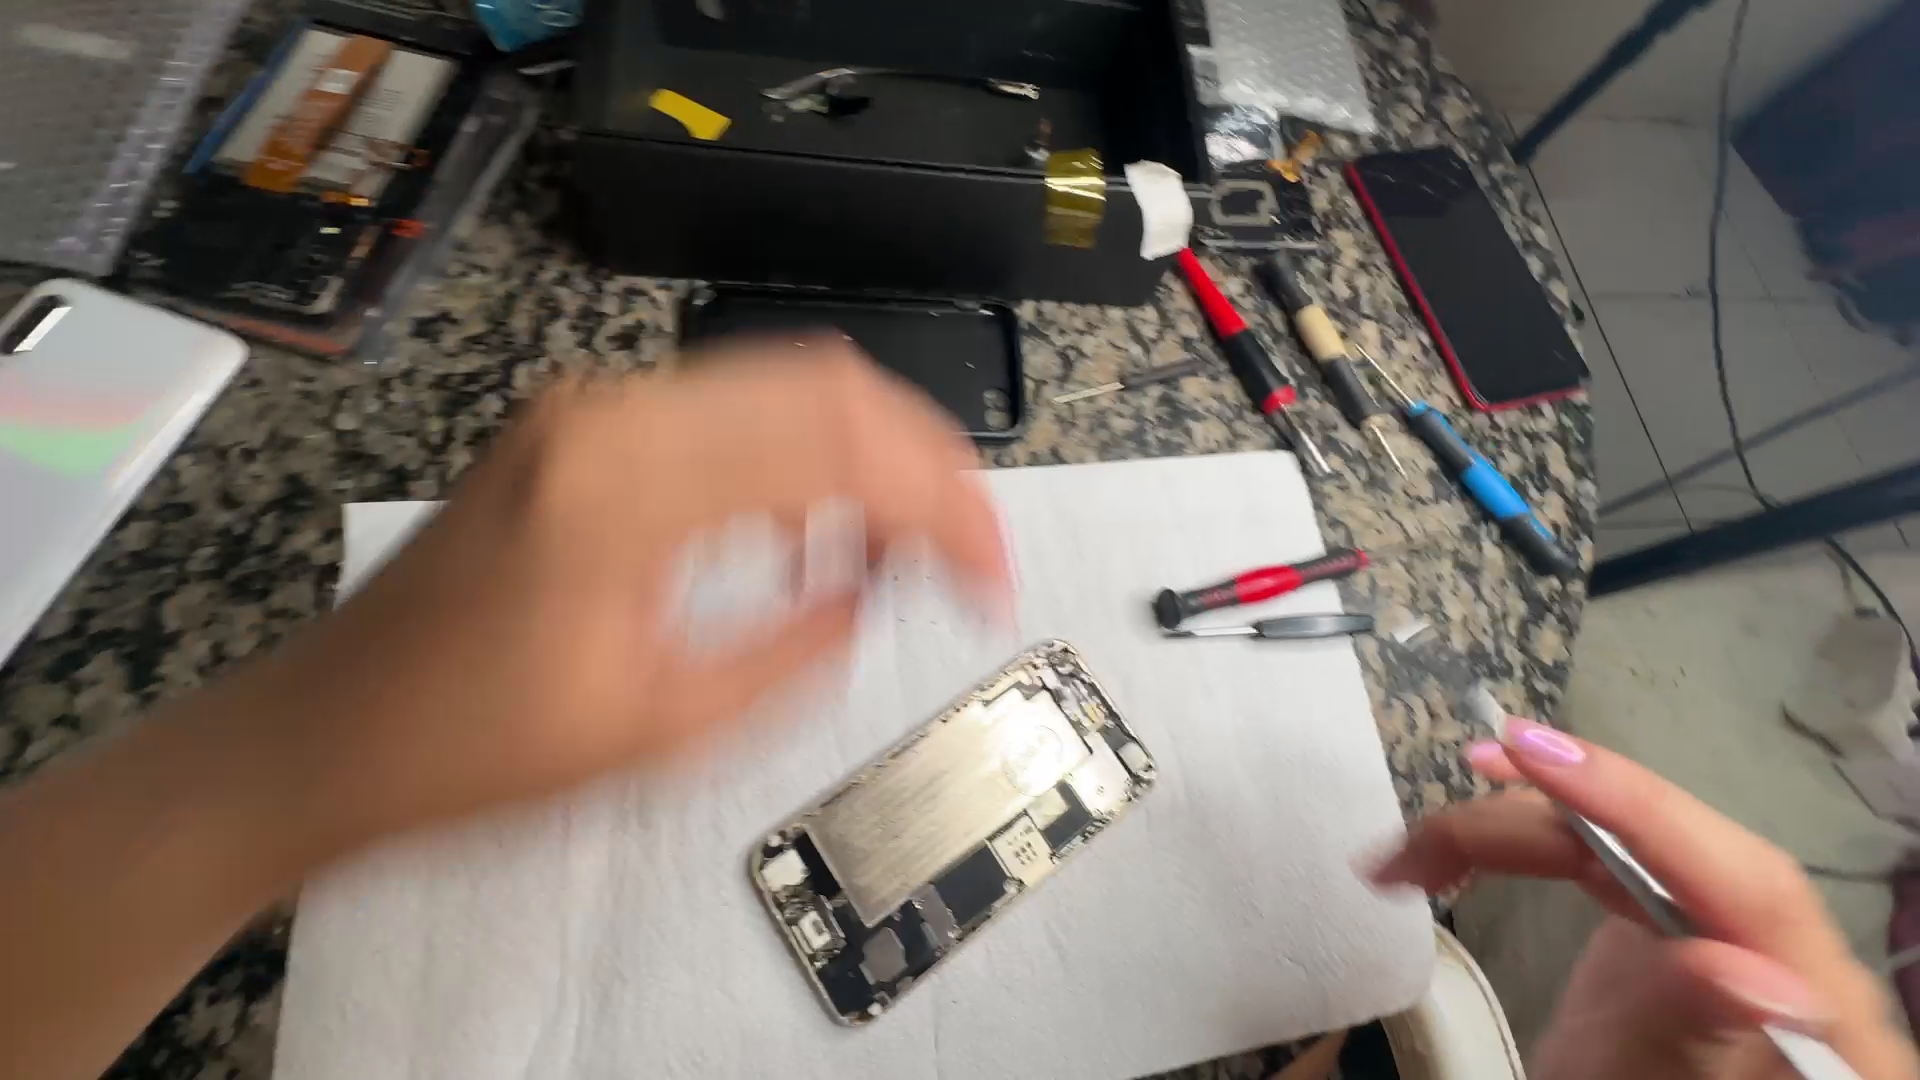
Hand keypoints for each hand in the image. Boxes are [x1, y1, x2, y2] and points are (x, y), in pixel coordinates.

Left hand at [240, 340, 1010, 863]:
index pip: (838, 448)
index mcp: (625, 486)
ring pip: (795, 385)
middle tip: (970, 553)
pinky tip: (820, 532)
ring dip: (876, 458)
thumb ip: (800, 647)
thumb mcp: (667, 729)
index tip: (991, 583)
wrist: (328, 733)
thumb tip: (876, 587)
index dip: (943, 510)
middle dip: (928, 467)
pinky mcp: (598, 422)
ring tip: (911, 546)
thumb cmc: (480, 752)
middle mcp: (615, 411)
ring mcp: (602, 404)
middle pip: (830, 385)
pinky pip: (742, 411)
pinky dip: (811, 460)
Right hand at [1368, 717, 1918, 1079]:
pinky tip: (1455, 851)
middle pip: (1642, 848)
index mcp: (1812, 997)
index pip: (1737, 876)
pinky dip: (1507, 849)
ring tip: (1407, 860)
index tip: (1527, 749)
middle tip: (1423, 837)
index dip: (1631, 802)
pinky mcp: (1653, 916)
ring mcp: (1702, 922)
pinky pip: (1578, 858)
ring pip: (1595, 843)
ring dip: (1494, 836)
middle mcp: (1766, 941)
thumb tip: (1747, 972)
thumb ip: (1698, 1029)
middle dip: (1523, 823)